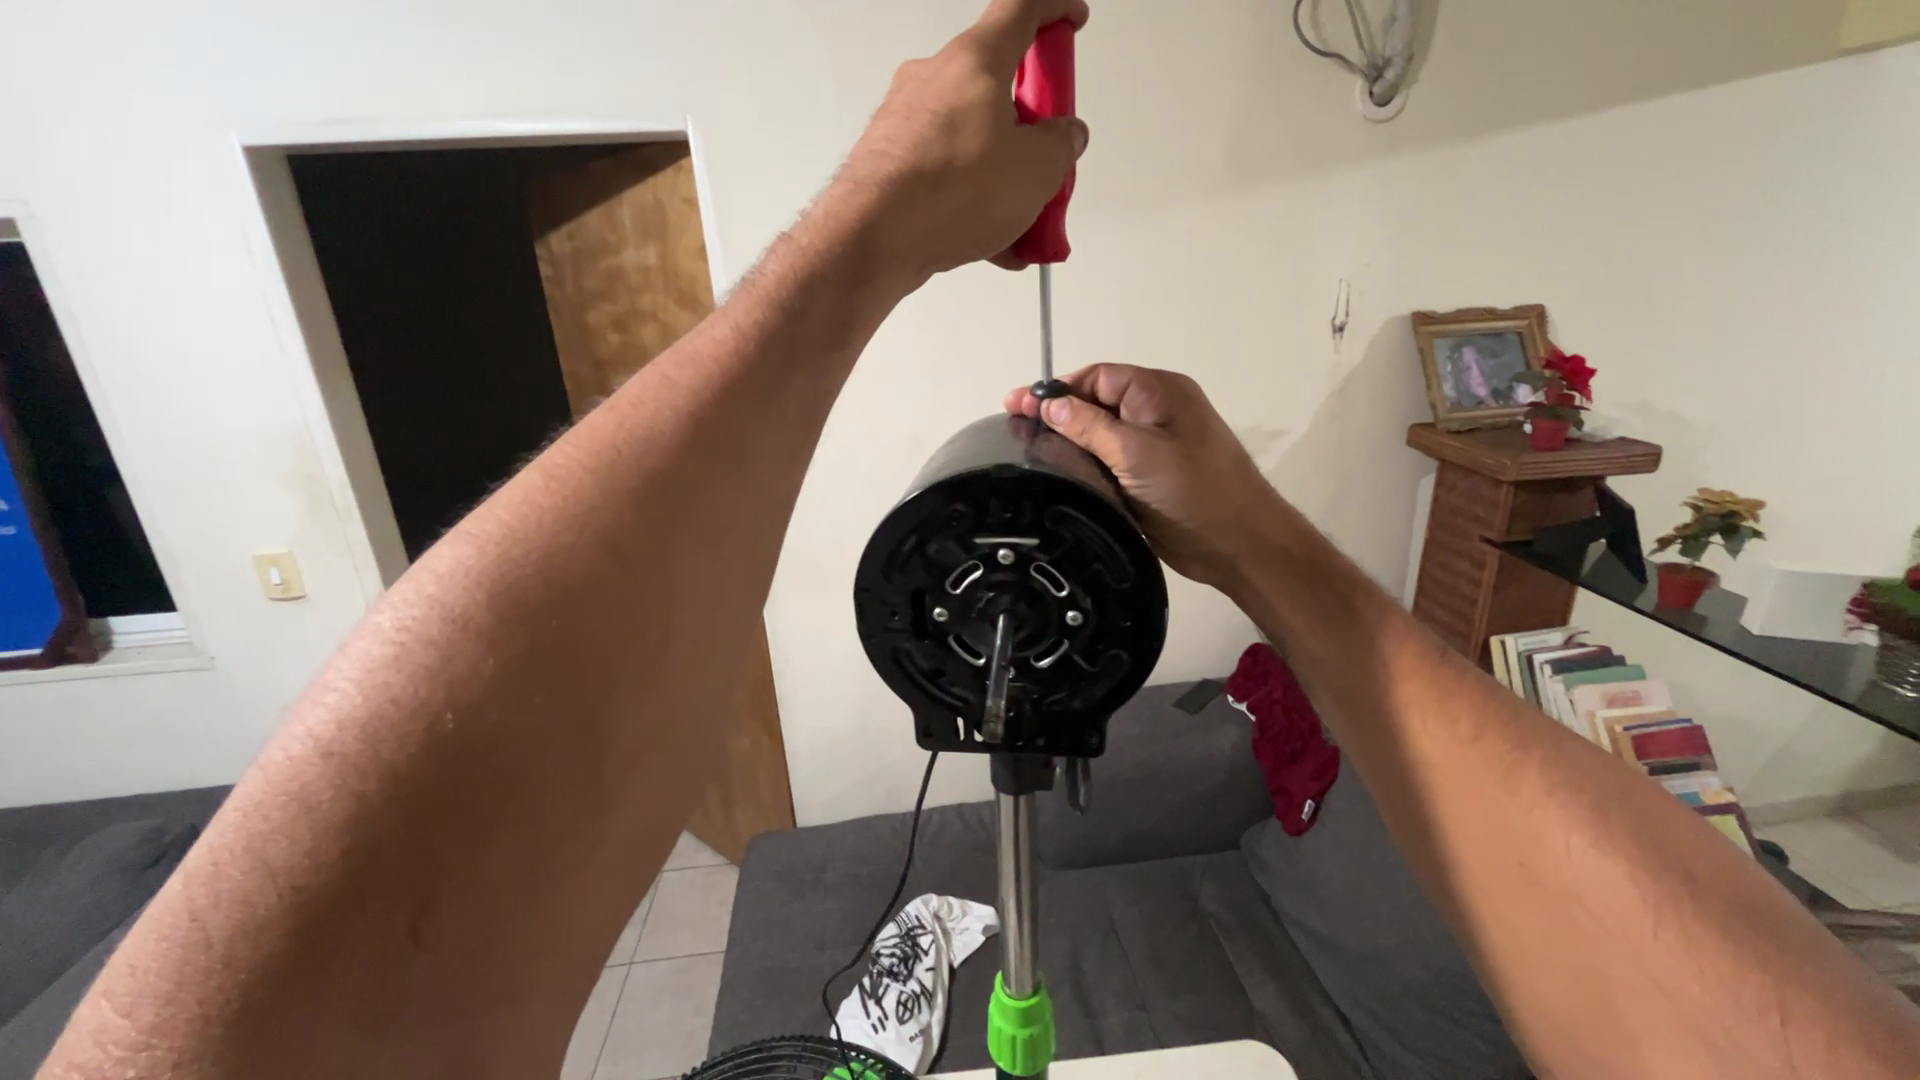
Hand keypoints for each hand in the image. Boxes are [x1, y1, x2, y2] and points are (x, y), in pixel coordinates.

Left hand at [827, 0, 1090, 280]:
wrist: (875, 238)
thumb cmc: (947, 192)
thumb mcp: (1037, 169)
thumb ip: (1061, 144)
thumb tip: (1065, 137)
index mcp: (976, 60)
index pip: (1022, 10)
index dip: (1055, 9)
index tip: (1071, 20)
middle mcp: (935, 80)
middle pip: (998, 88)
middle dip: (1032, 131)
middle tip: (1050, 166)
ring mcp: (908, 121)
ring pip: (972, 142)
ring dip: (1004, 180)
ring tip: (1024, 227)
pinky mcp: (891, 163)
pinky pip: (946, 176)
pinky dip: (973, 205)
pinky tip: (993, 244)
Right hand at [1006, 365, 1289, 589]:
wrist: (1240, 546)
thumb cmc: (1193, 493)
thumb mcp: (1136, 454)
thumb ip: (1090, 427)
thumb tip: (1049, 405)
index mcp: (1158, 392)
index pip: (1095, 378)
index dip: (1054, 390)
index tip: (1015, 406)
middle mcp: (1155, 412)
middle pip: (1095, 403)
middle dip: (1056, 413)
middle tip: (1011, 429)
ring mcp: (1154, 446)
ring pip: (1100, 435)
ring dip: (1068, 442)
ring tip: (1024, 452)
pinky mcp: (1149, 477)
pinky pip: (1109, 462)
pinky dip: (1084, 465)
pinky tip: (1057, 476)